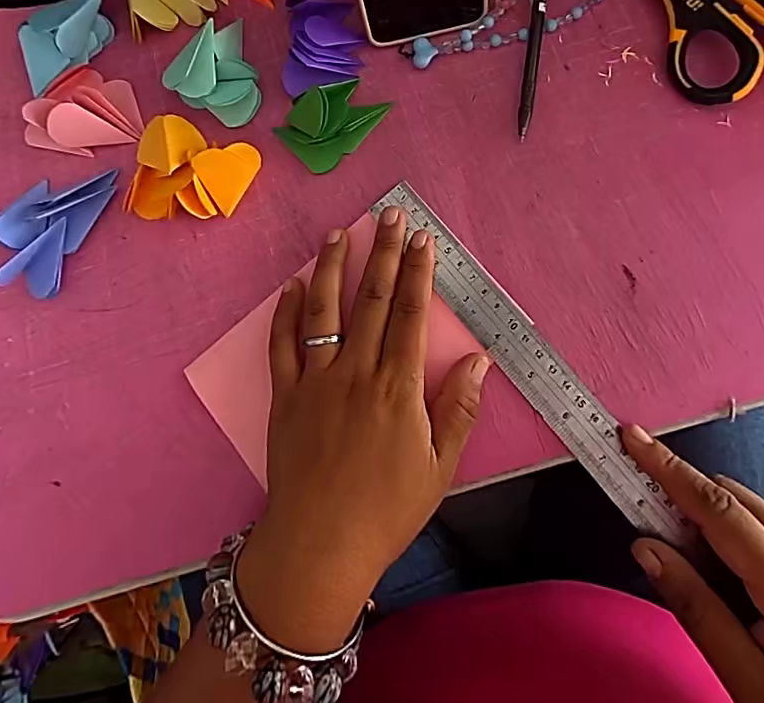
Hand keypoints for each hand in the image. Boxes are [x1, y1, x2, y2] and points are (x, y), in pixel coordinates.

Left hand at [235, 208, 490, 653]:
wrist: (317, 550)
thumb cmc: (387, 511)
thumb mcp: (439, 467)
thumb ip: (460, 409)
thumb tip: (481, 359)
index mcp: (398, 387)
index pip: (410, 314)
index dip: (417, 272)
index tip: (421, 238)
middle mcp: (356, 372)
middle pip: (371, 299)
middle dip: (383, 253)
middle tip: (390, 214)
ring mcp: (316, 381)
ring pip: (324, 310)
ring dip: (333, 267)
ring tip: (340, 232)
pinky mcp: (285, 396)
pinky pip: (283, 344)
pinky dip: (287, 312)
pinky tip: (294, 284)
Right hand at [620, 425, 763, 702]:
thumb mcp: (758, 694)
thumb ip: (700, 615)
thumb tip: (649, 552)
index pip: (718, 509)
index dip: (668, 469)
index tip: (633, 438)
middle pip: (736, 501)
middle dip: (685, 498)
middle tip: (641, 516)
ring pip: (757, 517)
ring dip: (713, 524)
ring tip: (685, 564)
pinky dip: (742, 543)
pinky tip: (729, 584)